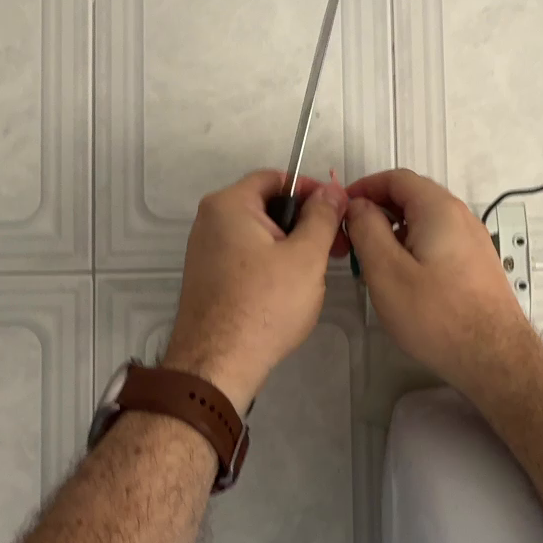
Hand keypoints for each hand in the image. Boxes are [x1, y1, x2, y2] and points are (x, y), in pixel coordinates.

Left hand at [163, 170, 349, 411]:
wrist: (218, 364)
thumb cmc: (264, 305)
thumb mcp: (305, 257)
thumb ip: (322, 217)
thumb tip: (331, 190)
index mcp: (228, 205)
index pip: (275, 178)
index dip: (311, 190)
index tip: (338, 212)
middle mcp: (209, 221)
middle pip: (265, 206)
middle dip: (303, 222)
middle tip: (334, 247)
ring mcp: (204, 251)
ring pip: (258, 235)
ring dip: (289, 246)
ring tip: (315, 273)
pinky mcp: (208, 279)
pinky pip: (245, 258)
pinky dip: (270, 265)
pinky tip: (289, 291)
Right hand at [344, 169, 533, 388]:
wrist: (494, 357)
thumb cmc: (436, 314)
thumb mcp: (386, 271)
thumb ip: (367, 229)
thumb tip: (358, 205)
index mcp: (438, 209)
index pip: (396, 178)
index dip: (364, 187)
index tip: (340, 211)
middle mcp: (461, 216)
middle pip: (412, 196)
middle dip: (377, 210)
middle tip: (351, 237)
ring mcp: (473, 240)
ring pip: (425, 220)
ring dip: (394, 230)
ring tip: (371, 260)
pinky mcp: (477, 264)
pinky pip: (438, 240)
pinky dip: (413, 245)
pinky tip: (402, 276)